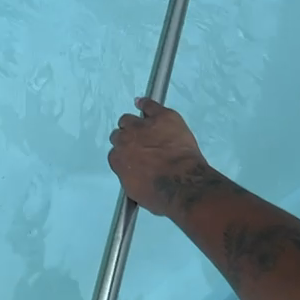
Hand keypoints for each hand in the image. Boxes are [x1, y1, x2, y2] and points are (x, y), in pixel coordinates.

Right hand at [107, 99, 235, 218]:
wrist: (183, 184)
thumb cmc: (161, 195)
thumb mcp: (136, 192)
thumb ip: (129, 176)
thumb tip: (133, 173)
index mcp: (118, 159)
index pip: (116, 152)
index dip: (126, 154)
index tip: (134, 158)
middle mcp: (125, 140)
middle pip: (120, 134)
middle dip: (129, 139)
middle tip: (142, 146)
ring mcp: (143, 126)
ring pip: (130, 119)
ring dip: (136, 124)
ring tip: (146, 129)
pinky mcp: (162, 117)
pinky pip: (149, 105)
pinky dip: (146, 104)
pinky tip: (144, 103)